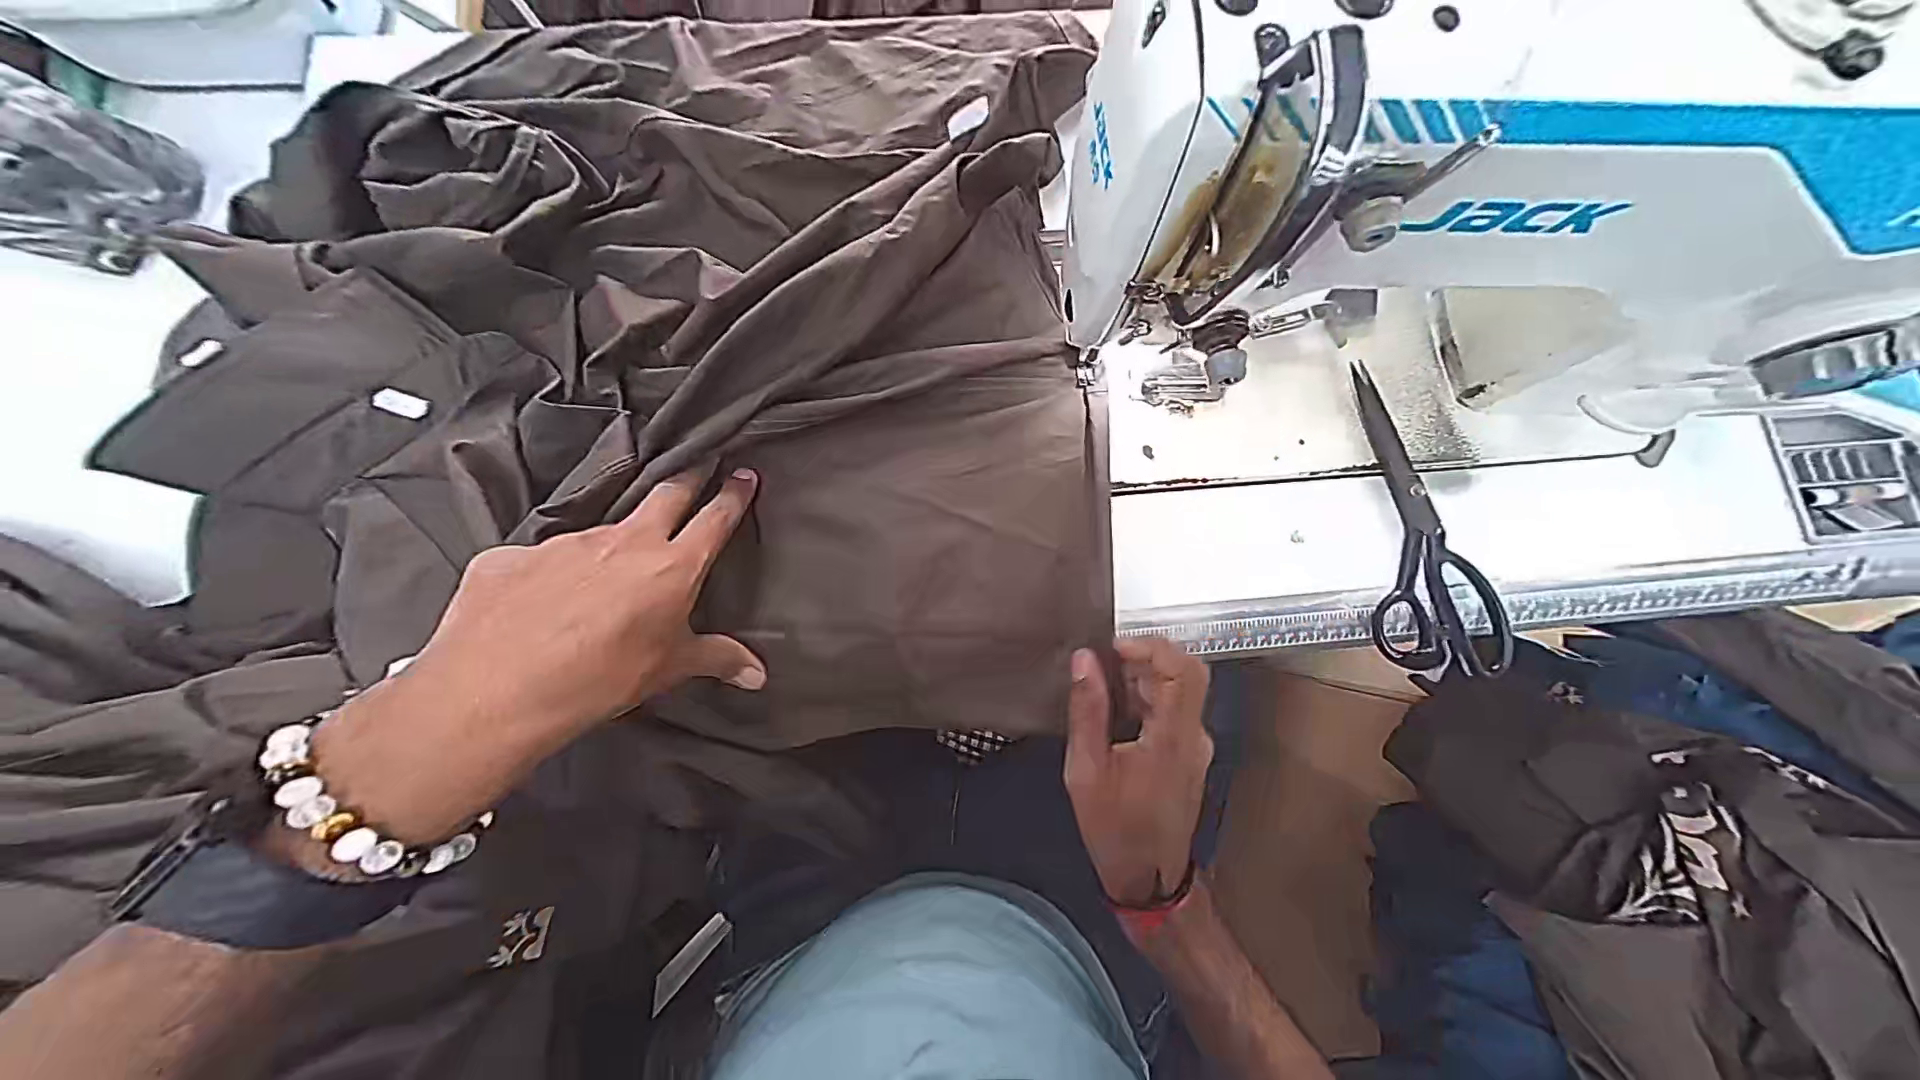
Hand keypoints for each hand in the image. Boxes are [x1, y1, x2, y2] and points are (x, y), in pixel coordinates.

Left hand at [298, 466, 763, 848]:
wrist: (496, 690)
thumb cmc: (600, 678)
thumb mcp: (668, 668)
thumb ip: (718, 659)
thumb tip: (759, 674)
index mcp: (671, 566)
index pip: (714, 518)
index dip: (733, 494)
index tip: (744, 474)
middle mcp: (623, 542)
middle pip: (666, 494)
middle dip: (688, 476)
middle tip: (699, 465)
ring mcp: (567, 542)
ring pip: (604, 528)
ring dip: (617, 540)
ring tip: (610, 569)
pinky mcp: (514, 555)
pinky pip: (545, 558)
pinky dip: (555, 572)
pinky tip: (545, 601)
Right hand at [1063, 637, 1212, 905]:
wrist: (1151, 881)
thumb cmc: (1114, 829)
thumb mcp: (1086, 771)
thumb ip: (1087, 711)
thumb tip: (1085, 660)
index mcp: (1172, 738)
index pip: (1182, 669)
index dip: (1150, 647)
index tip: (1112, 648)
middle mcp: (1194, 736)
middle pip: (1187, 673)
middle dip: (1146, 656)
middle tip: (1105, 661)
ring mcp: (1196, 746)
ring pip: (1182, 690)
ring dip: (1145, 676)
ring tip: (1103, 683)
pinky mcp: (1190, 754)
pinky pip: (1175, 710)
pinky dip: (1149, 696)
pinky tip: (1117, 709)